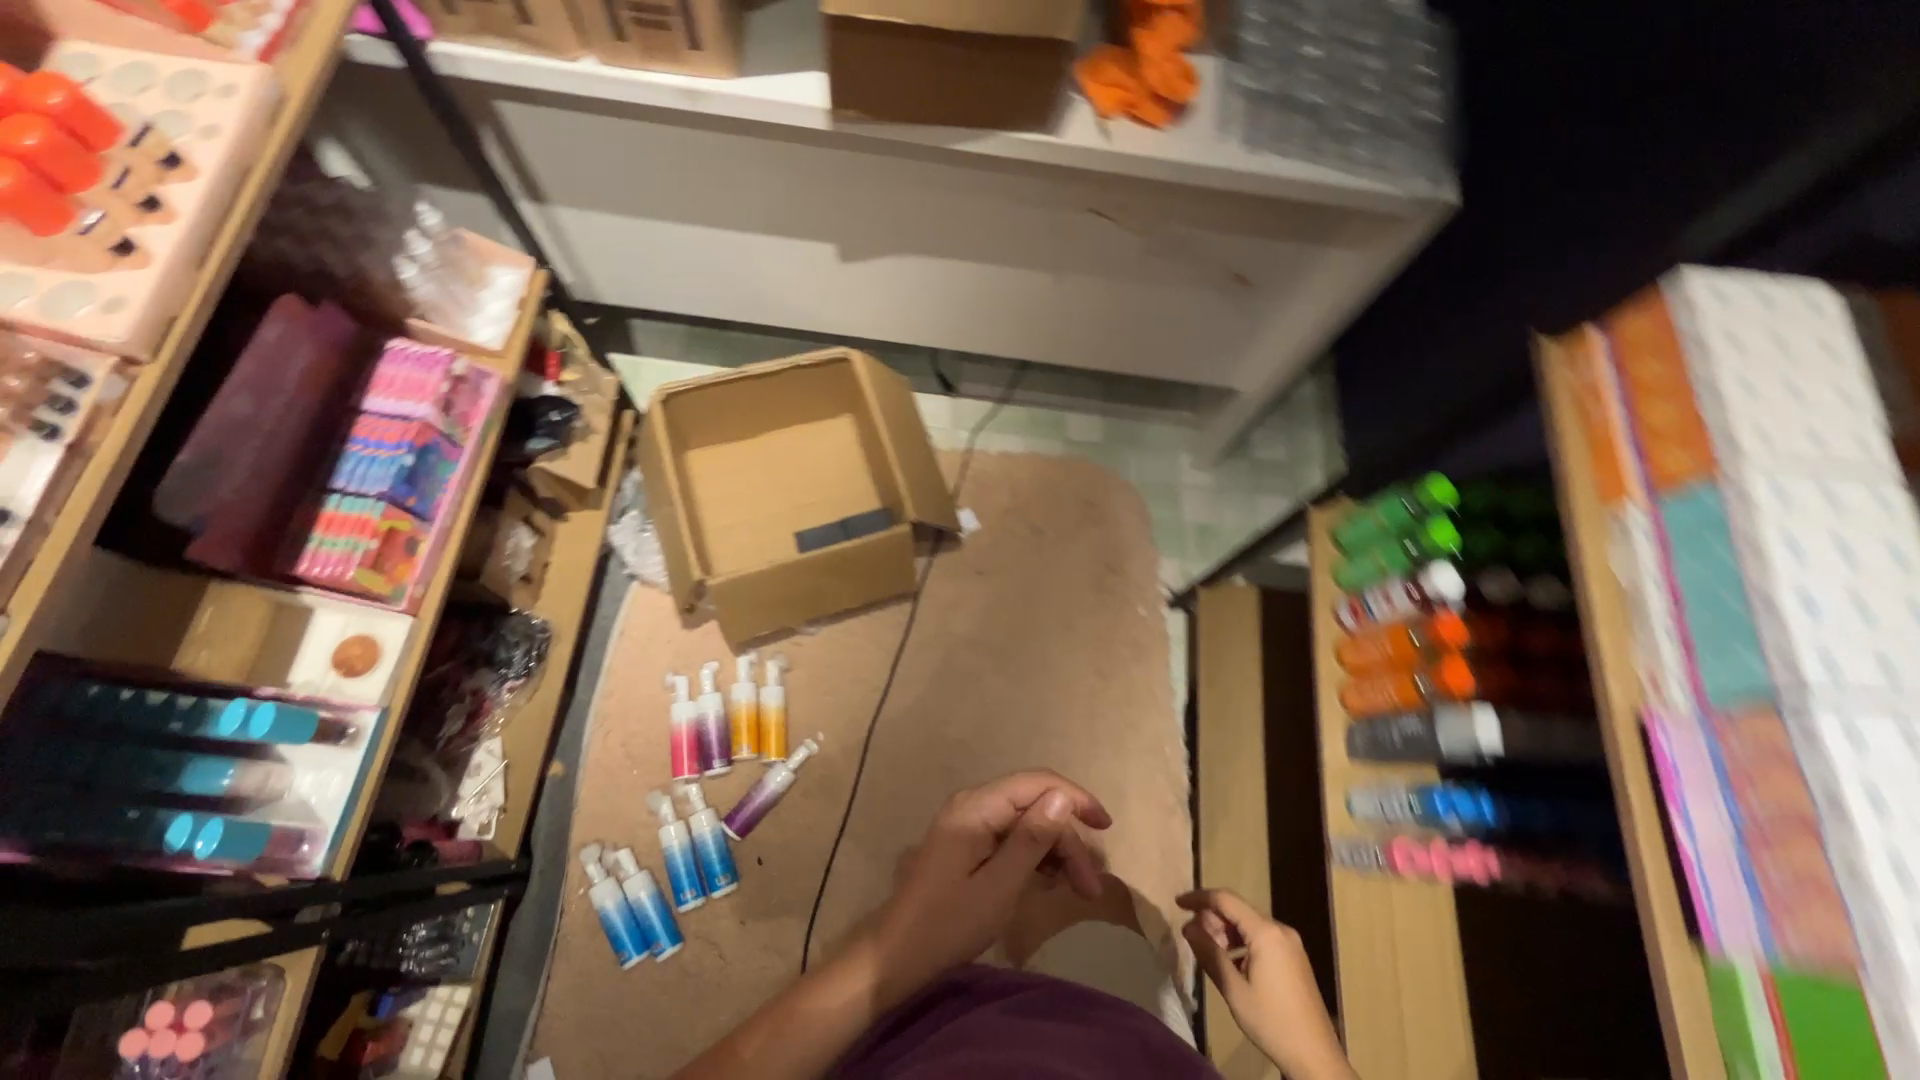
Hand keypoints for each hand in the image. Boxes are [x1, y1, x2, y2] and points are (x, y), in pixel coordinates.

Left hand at [866, 770, 1111, 1002]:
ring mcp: (969, 823)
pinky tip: (1051, 882)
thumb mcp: (998, 886)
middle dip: (1068, 839)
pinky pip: (1011, 837)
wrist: (898, 953)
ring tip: (1078, 889)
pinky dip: (1035, 856)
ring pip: (1026, 822)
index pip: (1036, 783)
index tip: (1106, 827)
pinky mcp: (968, 844)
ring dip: (1056, 850)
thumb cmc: (948, 923)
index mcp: (977, 807)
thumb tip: (1063, 798)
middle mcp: (973, 804)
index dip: (1075, 799)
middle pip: (1034, 805)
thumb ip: (1031, 840)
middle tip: (1091, 886)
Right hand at [1178, 889, 1355, 1079]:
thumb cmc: (1271, 1022)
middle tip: (1192, 937)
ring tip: (1208, 950)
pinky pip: (1261, 937)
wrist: (1314, 1055)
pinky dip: (1241, 942)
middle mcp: (1280, 930)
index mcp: (1266, 933)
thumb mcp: (1233, 988)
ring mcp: (1290, 943)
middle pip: (1238, 910)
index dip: (1199, 898)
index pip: (1226, 900)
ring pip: (1249, 923)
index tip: (1177, 904)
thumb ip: (1209, 952)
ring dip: (1226, 931)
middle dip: (1212, 917)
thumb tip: (1188, 927)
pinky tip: (1230, 961)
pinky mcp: (1293, 957)